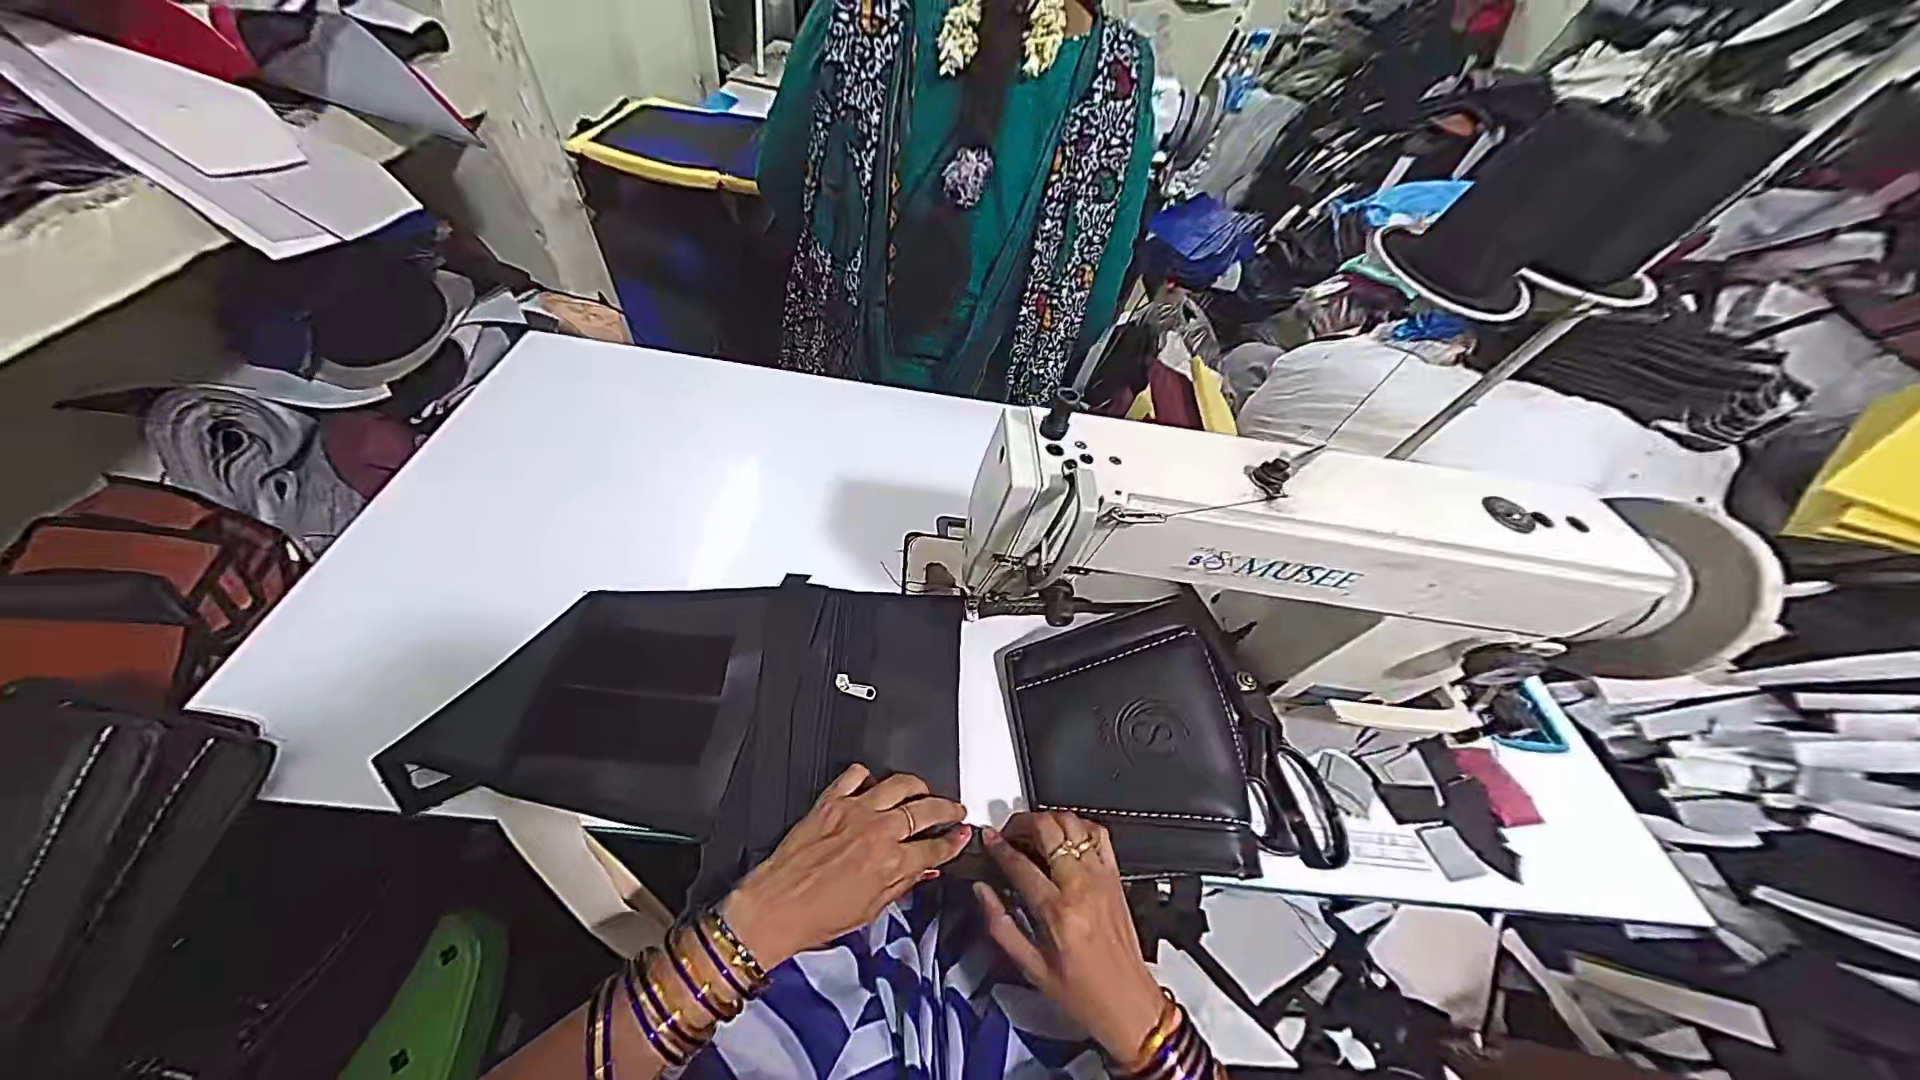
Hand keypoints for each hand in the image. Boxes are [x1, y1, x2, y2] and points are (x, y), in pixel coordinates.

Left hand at [722, 764, 970, 967]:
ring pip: (900, 784)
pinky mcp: (832, 801)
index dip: (953, 841)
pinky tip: (874, 782)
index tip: (960, 836)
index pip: (934, 847)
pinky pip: (857, 774)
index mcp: (890, 865)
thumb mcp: (870, 912)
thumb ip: (902, 885)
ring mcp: (855, 812)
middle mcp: (877, 833)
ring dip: (918, 785)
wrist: (774, 908)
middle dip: (948, 808)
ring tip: (923, 790)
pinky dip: (869, 774)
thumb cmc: (815, 918)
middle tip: (954, 809)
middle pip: (926, 810)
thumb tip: (922, 870)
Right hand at [974, 811, 1165, 1060]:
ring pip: (1072, 823)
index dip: (998, 846)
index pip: (1019, 863)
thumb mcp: (1031, 969)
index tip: (989, 840)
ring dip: (1047, 819)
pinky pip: (1099, 833)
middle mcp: (1081, 887)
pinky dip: (1079, 825)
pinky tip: (1066, 834)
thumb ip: (1000, 925)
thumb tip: (982, 892)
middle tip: (1009, 832)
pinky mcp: (1115, 876)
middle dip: (1020, 823)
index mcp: (1057, 913)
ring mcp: (1101, 877)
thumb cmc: (1085, 994)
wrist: (1129, 1005)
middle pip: (1047, 829)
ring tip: (1034, 831)